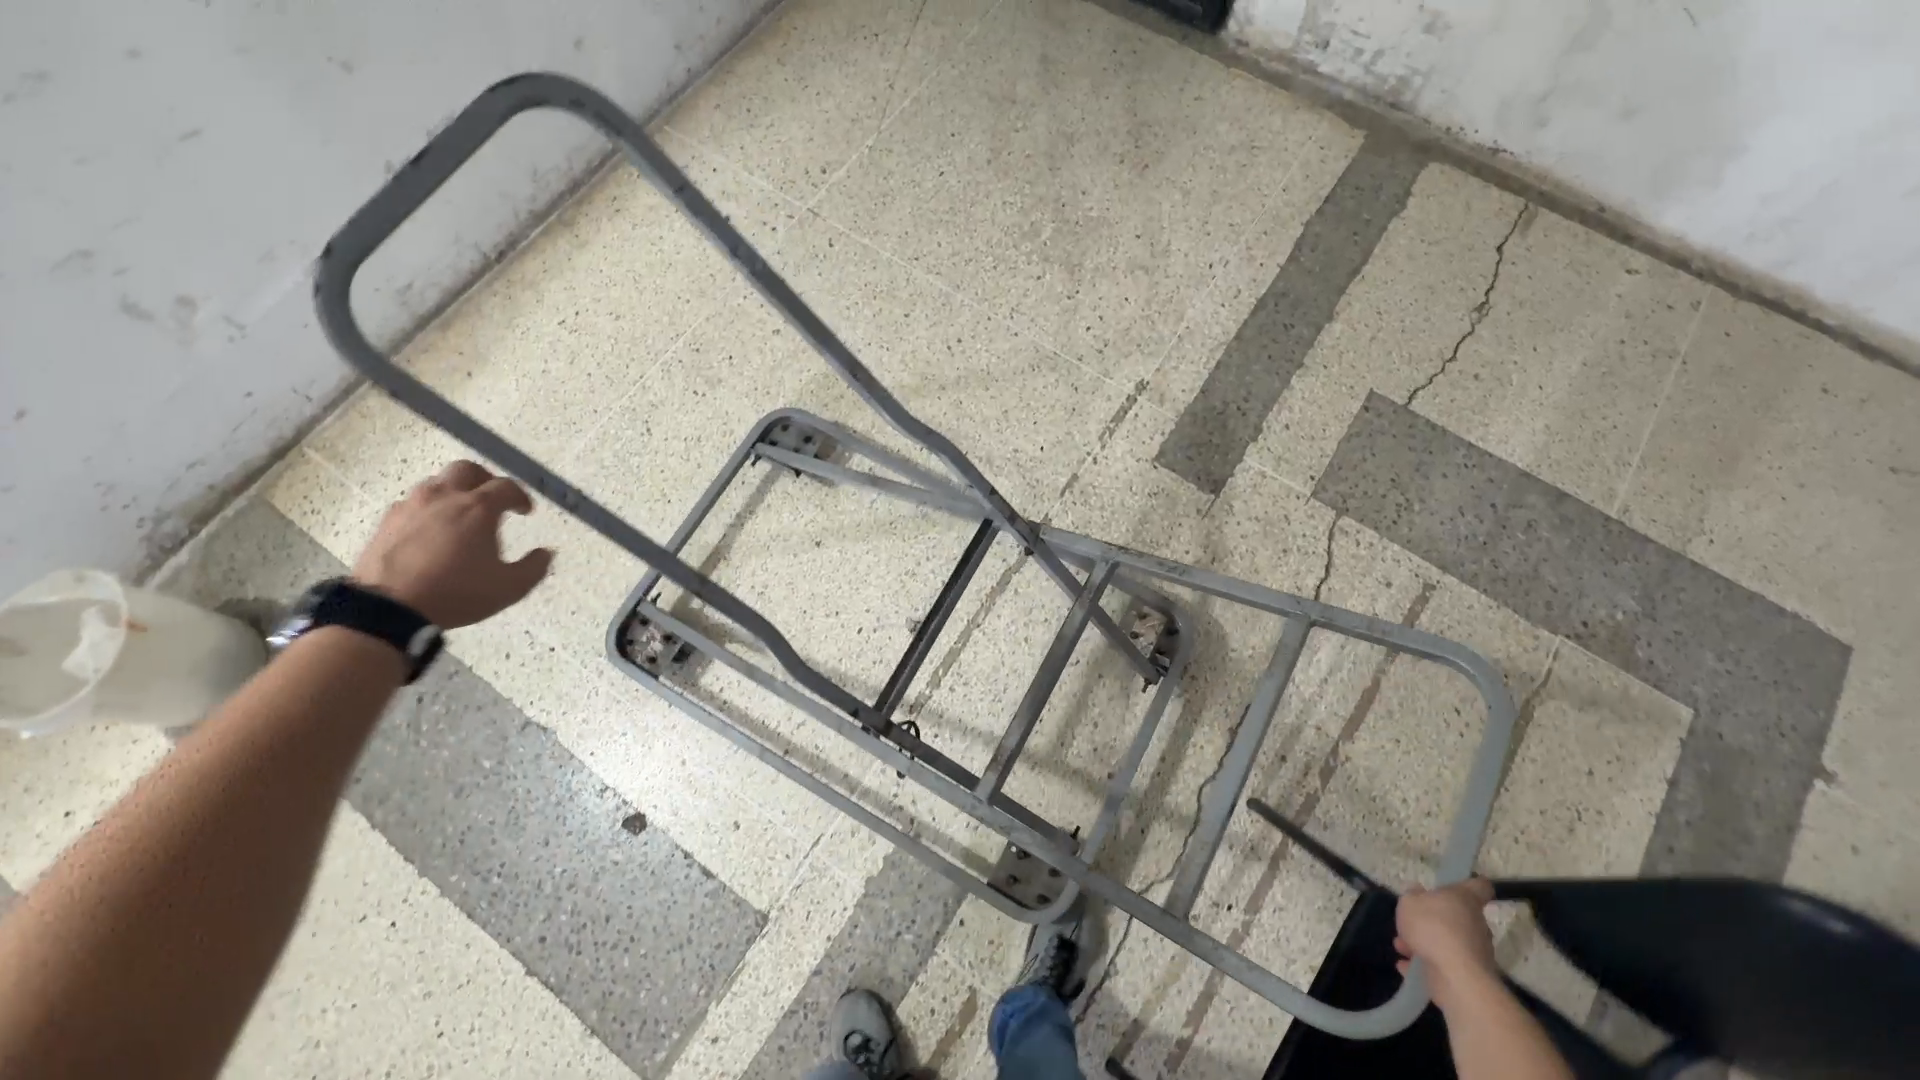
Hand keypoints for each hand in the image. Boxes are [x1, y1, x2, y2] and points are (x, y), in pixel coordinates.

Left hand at [350, 461, 554, 628]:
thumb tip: (546, 553)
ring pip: (436, 483)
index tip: (525, 511)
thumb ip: (534, 567)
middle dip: (485, 480)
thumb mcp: (509, 588)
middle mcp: (445, 497)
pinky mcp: (388, 520)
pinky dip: (428, 509)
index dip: (520, 496)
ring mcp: (412, 505)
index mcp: (478, 508)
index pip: (506, 486)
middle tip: (492, 499)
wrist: (389, 607)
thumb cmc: (456, 593)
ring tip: (459, 514)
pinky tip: (430, 531)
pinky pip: (412, 503)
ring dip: (453, 492)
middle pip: (467, 469)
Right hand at [1395, 878, 1499, 1011]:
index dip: (1468, 884)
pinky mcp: (1468, 975)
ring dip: (1424, 943)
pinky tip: (1405, 965)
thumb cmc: (1433, 927)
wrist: (1455, 976)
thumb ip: (1412, 896)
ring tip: (1400, 946)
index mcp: (1466, 899)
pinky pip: (1443, 964)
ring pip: (1447, 942)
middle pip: (1458, 917)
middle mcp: (1476, 924)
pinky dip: (1425, 964)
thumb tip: (1418, 892)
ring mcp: (1474, 952)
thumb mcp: (1409, 902)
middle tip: (1411, 923)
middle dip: (1434, 920)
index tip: (1455, 886)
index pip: (1479, 886)